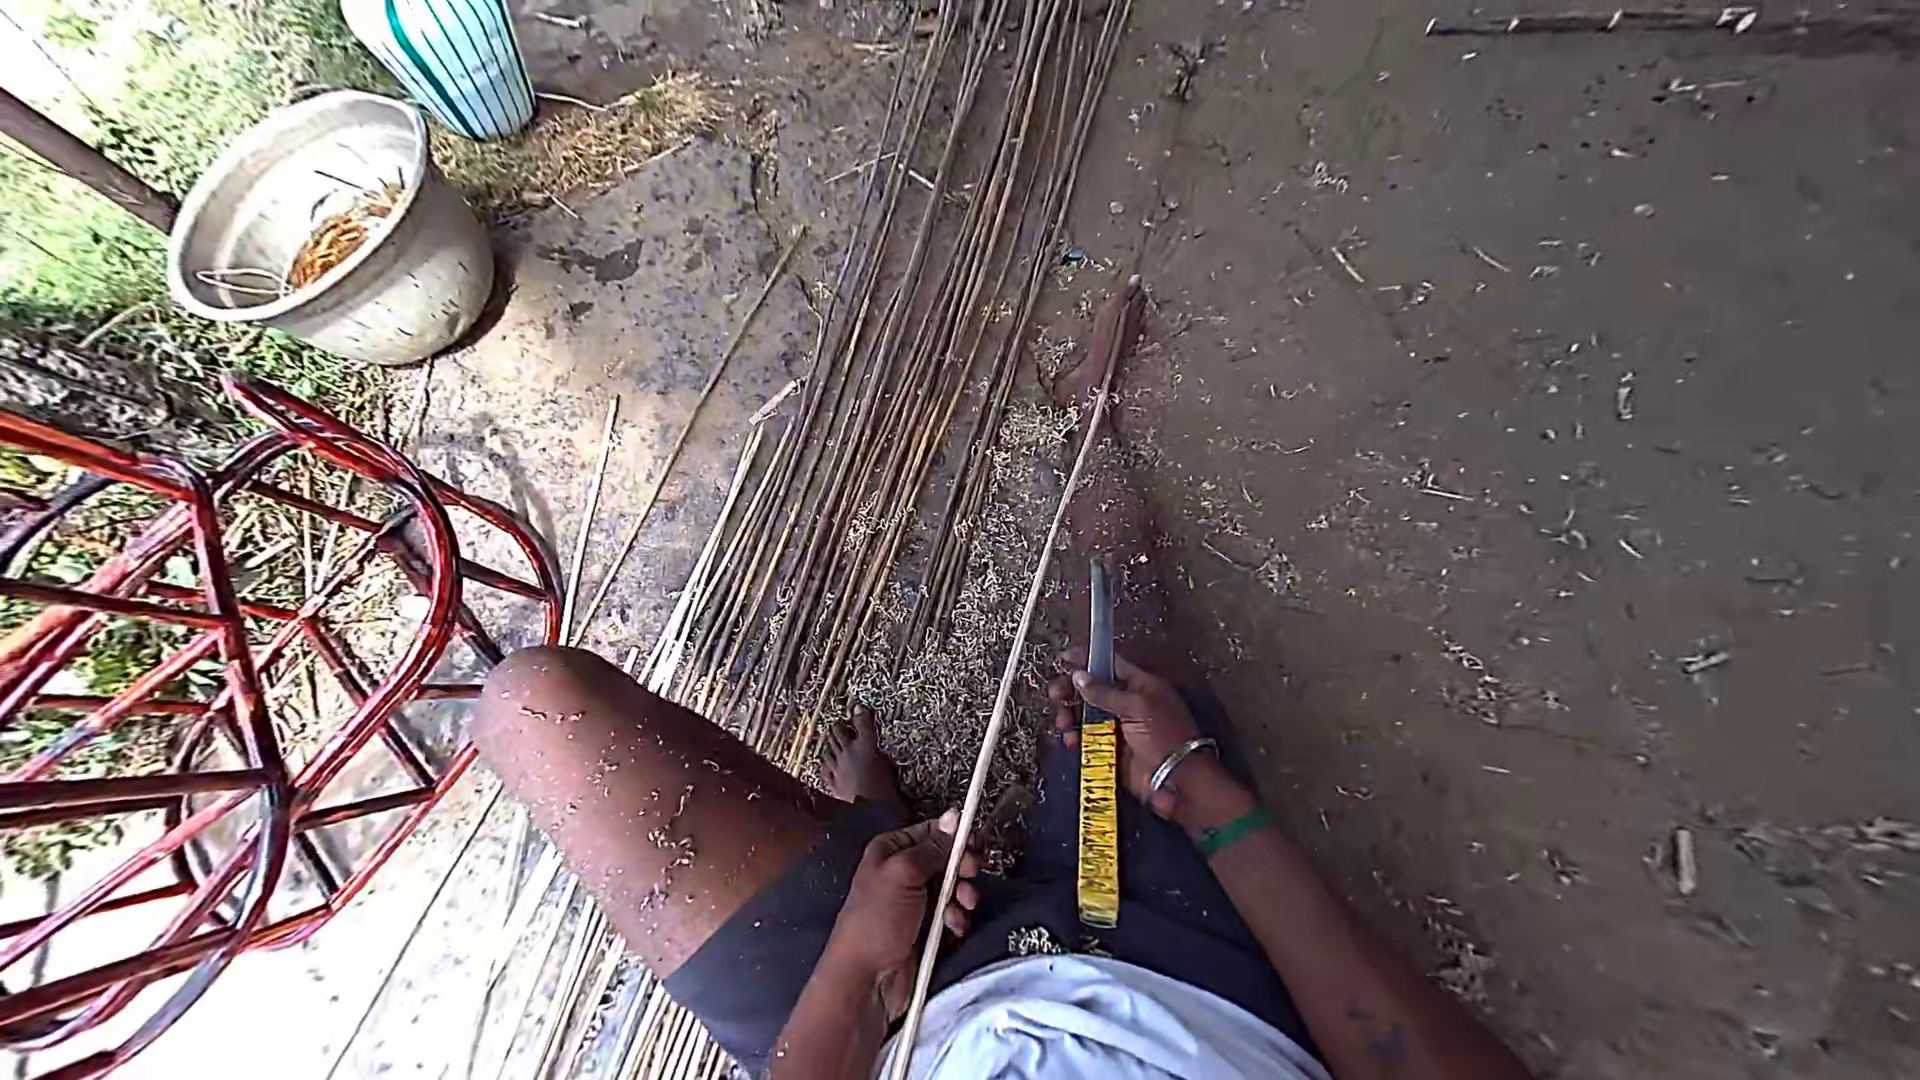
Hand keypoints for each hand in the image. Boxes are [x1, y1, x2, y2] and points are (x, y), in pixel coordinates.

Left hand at [823, 809, 980, 1017]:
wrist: (866, 982)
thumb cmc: (878, 919)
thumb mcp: (904, 873)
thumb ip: (933, 847)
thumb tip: (954, 814)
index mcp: (891, 850)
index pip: (930, 832)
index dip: (953, 836)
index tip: (973, 843)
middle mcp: (903, 872)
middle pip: (945, 859)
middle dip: (961, 867)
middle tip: (970, 873)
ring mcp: (915, 902)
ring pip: (952, 887)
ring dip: (962, 895)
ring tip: (962, 906)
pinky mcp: (926, 929)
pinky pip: (951, 913)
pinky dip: (957, 917)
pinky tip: (955, 926)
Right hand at [1050, 650, 1208, 817]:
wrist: (1177, 781)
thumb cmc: (1162, 735)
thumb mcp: (1137, 707)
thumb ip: (1105, 692)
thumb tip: (1078, 676)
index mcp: (1140, 686)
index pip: (1111, 664)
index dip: (1088, 659)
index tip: (1064, 657)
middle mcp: (1127, 703)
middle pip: (1093, 689)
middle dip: (1072, 690)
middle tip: (1055, 694)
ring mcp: (1118, 726)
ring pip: (1085, 713)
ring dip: (1070, 714)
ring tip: (1063, 723)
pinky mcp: (1110, 748)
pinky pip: (1086, 737)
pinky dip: (1075, 736)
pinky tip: (1070, 740)